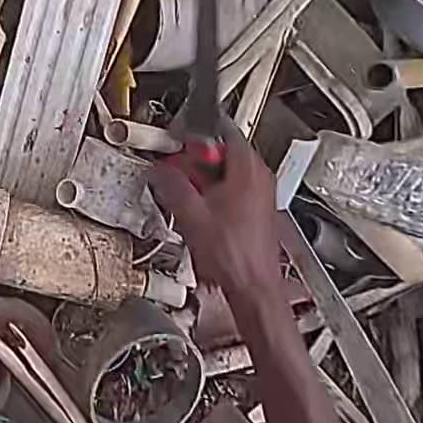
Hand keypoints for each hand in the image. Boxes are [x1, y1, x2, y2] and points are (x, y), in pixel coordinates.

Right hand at [149, 126, 287, 295]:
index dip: (198, 140)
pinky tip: (200, 209)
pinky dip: (216, 192)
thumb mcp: (191, 214)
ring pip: (230, 173)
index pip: (226, 136)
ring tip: (187, 191)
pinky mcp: (258, 211)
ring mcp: (262, 195)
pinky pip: (235, 189)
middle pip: (226, 154)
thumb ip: (172, 185)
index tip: (180, 146)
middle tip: (179, 170)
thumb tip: (160, 170)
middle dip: (199, 161)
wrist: (252, 286)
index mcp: (248, 172)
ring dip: (206, 177)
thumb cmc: (233, 256)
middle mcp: (261, 180)